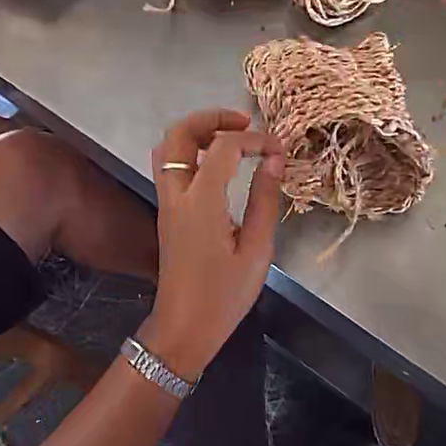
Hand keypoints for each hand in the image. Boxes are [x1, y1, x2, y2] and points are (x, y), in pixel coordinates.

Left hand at [138, 109, 284, 380]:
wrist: (184, 327)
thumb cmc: (224, 295)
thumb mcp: (257, 250)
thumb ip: (265, 200)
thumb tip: (275, 160)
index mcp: (201, 202)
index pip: (223, 148)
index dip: (254, 139)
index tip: (278, 148)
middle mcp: (176, 195)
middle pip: (178, 133)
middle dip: (211, 118)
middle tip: (244, 123)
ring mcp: (167, 202)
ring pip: (167, 147)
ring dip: (197, 132)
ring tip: (232, 138)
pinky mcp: (167, 212)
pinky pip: (170, 166)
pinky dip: (191, 150)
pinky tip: (219, 164)